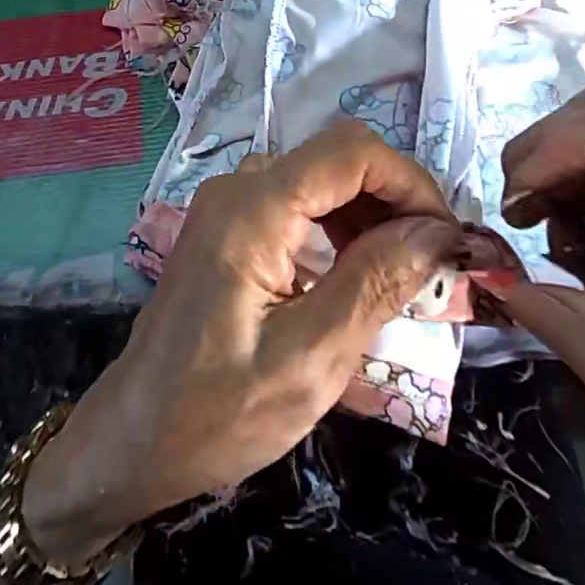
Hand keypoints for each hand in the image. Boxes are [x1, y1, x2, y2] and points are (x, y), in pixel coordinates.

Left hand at [21, 120, 469, 561]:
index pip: (349, 152)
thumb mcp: (311, 359)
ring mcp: (224, 206)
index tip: (448, 239)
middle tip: (432, 263)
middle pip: (333, 159)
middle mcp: (234, 189)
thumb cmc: (218, 411)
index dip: (410, 182)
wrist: (137, 433)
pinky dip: (335, 225)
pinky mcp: (224, 229)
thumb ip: (376, 282)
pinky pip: (292, 202)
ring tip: (401, 273)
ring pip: (316, 177)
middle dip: (393, 198)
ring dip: (367, 212)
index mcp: (251, 210)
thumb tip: (439, 230)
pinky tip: (354, 271)